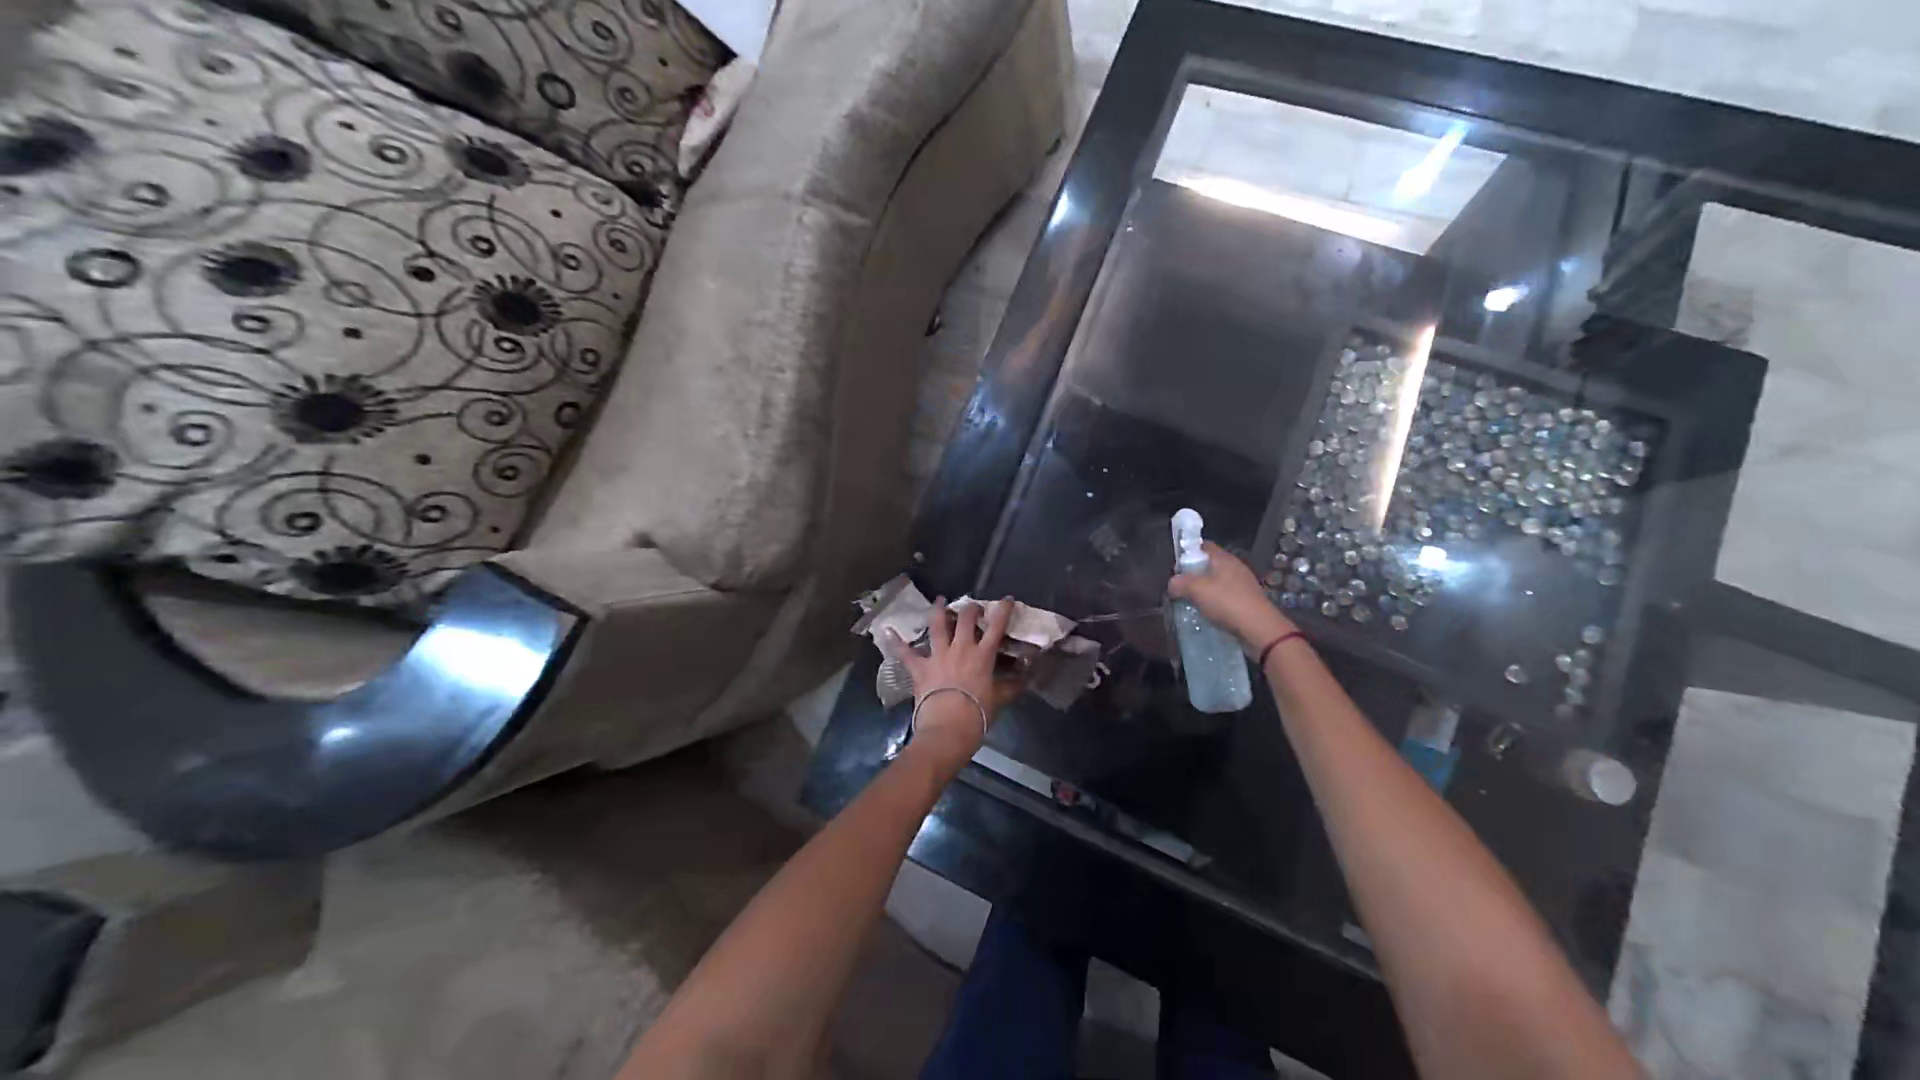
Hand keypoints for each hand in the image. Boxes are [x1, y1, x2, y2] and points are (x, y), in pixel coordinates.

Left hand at [884, 597, 1014, 770]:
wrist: (947, 729)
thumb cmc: (976, 716)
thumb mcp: (998, 700)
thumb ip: (1010, 687)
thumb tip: (1024, 679)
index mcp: (982, 656)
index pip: (996, 627)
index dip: (1003, 610)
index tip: (1007, 599)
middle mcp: (960, 649)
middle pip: (965, 619)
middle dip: (970, 608)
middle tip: (972, 606)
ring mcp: (938, 656)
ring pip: (937, 626)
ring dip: (938, 611)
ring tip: (939, 600)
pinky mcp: (919, 668)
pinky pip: (905, 653)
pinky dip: (895, 642)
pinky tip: (887, 630)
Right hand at [1168, 541, 1294, 648]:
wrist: (1259, 629)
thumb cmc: (1227, 602)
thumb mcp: (1196, 590)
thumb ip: (1180, 583)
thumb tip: (1172, 583)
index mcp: (1224, 559)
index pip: (1203, 546)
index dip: (1188, 552)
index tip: (1176, 566)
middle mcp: (1235, 567)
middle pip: (1209, 565)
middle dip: (1194, 575)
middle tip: (1180, 587)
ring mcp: (1243, 585)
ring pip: (1217, 583)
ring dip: (1204, 591)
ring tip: (1190, 602)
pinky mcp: (1247, 601)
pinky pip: (1225, 597)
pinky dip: (1214, 603)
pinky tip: (1207, 613)